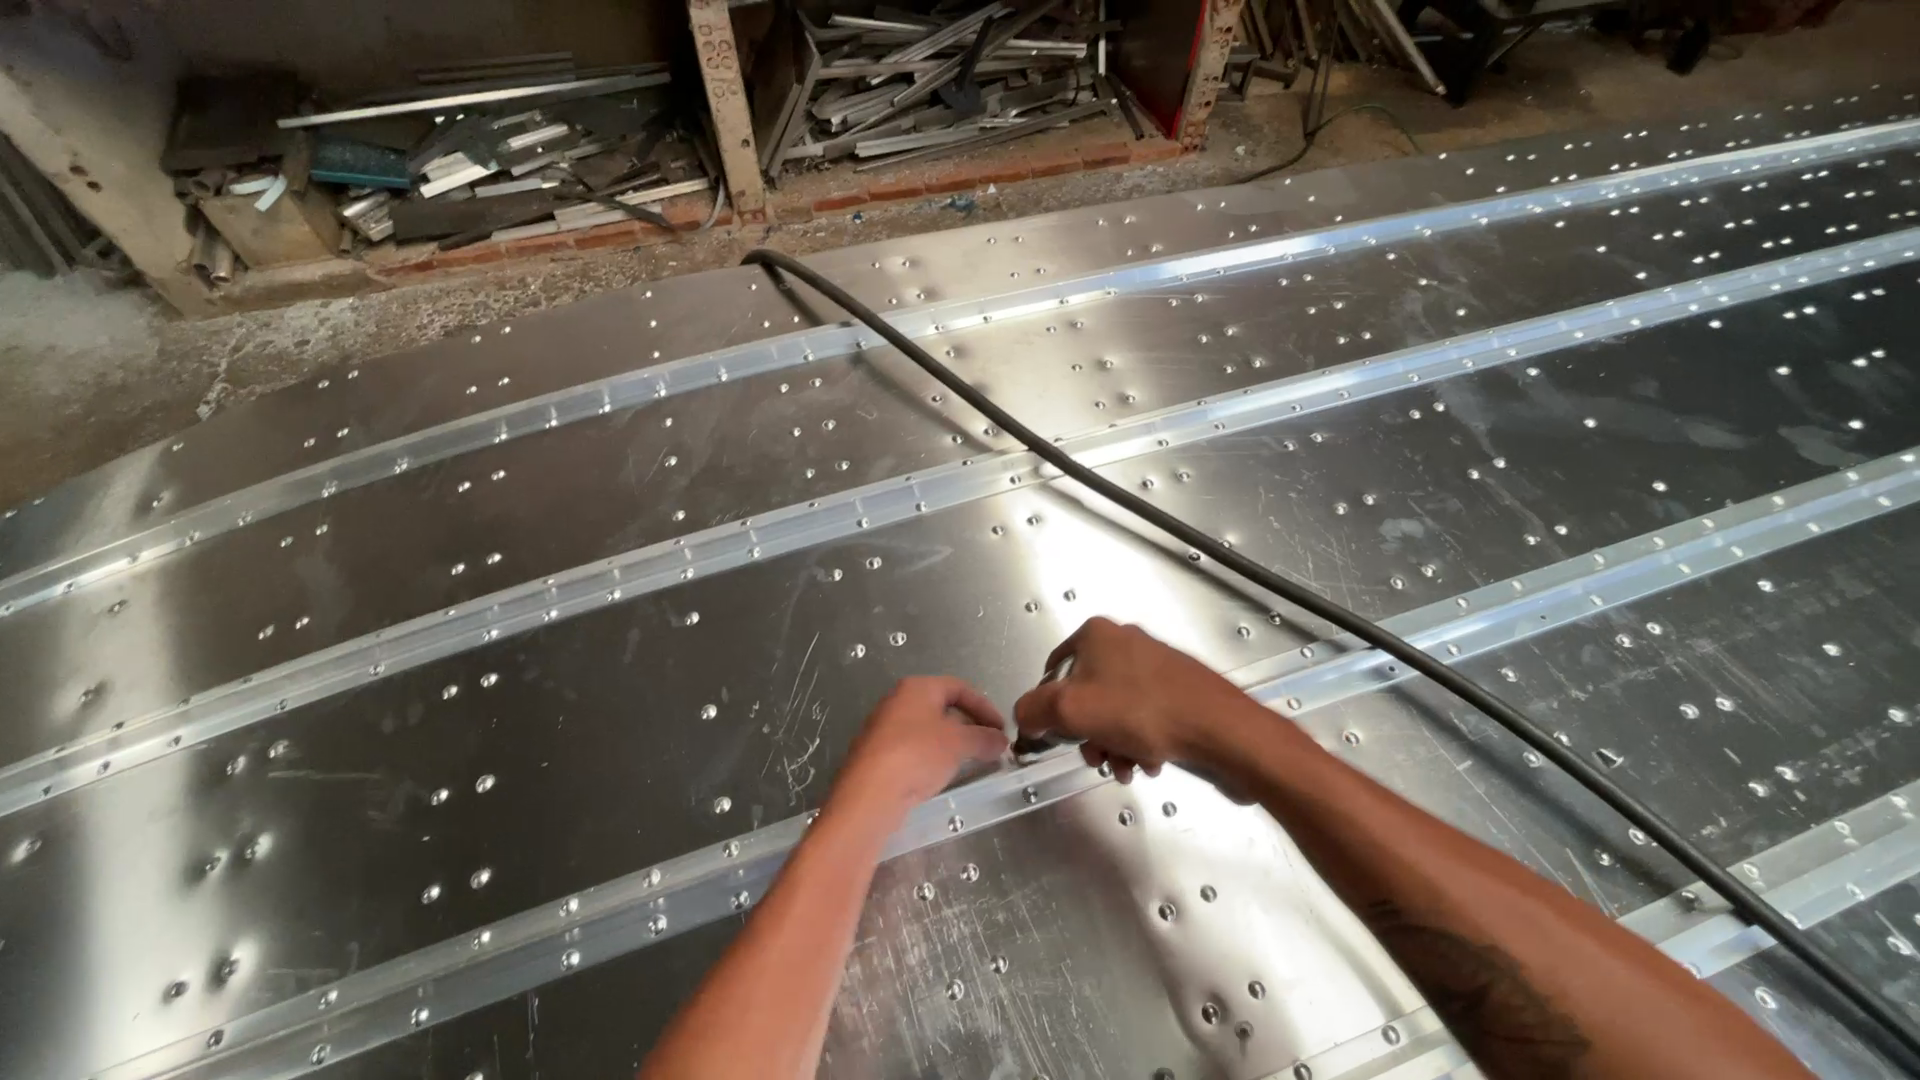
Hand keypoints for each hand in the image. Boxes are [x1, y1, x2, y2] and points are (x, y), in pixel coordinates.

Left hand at [830, 676, 1009, 816]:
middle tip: (989, 745)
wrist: (870, 792)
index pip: (959, 688)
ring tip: (972, 761)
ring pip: (929, 729)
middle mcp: (898, 701)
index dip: (984, 707)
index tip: (1001, 729)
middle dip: (970, 725)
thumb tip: (1001, 740)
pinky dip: (934, 756)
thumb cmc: (918, 754)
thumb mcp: (959, 743)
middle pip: (943, 707)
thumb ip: (984, 738)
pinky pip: (915, 748)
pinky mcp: (879, 754)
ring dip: (953, 743)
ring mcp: (885, 727)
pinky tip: (943, 774)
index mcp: (917, 687)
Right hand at [1014, 617, 1255, 782]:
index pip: (1052, 672)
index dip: (1049, 707)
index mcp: (1095, 635)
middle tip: (1097, 756)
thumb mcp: (1070, 710)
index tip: (1059, 735)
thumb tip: (1026, 716)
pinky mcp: (1177, 689)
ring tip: (1128, 766)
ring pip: (1114, 712)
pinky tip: (1149, 762)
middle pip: (1084, 696)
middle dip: (1087, 733)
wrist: (1221, 729)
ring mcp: (1154, 665)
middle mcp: (1124, 642)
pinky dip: (1139, 742)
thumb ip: (1033, 710)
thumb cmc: (1141, 712)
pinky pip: (1143, 717)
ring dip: (1113, 744)